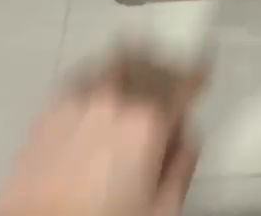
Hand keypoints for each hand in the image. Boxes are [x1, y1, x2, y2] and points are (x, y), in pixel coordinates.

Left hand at [0, 50, 205, 215]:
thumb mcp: (161, 209)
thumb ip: (184, 164)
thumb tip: (187, 132)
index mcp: (150, 121)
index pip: (188, 79)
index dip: (201, 69)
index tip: (206, 63)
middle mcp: (120, 97)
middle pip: (155, 63)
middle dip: (169, 70)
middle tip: (172, 83)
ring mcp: (83, 97)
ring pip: (121, 59)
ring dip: (137, 65)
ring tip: (139, 78)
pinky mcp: (53, 105)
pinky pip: (87, 71)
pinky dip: (103, 73)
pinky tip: (104, 88)